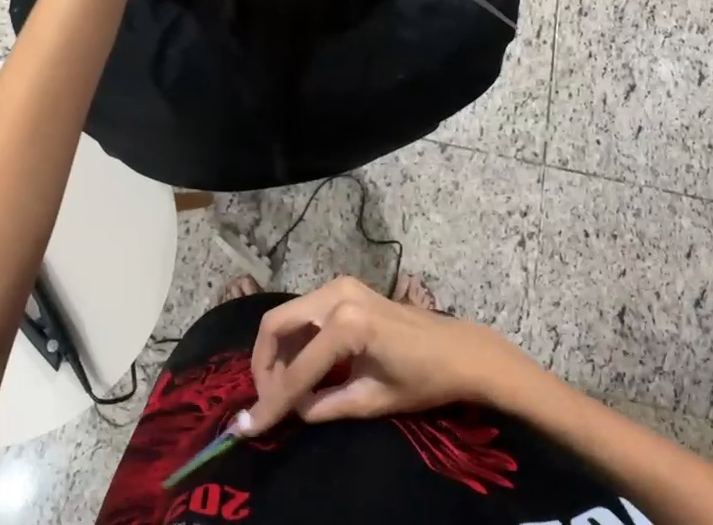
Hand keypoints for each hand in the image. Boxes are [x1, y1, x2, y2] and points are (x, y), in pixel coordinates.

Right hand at [241, 276, 536, 433]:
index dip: (272, 401)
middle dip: (264, 366)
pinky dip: (295, 339)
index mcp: (347, 324)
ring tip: (282, 388)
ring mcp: (340, 286)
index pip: (296, 369)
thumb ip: (325, 406)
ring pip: (287, 317)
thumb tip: (289, 412)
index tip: (249, 427)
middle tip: (267, 400)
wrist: (462, 351)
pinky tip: (301, 368)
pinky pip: (304, 313)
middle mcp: (336, 295)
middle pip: (276, 326)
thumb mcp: (372, 400)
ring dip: (276, 352)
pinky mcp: (345, 287)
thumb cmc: (425, 379)